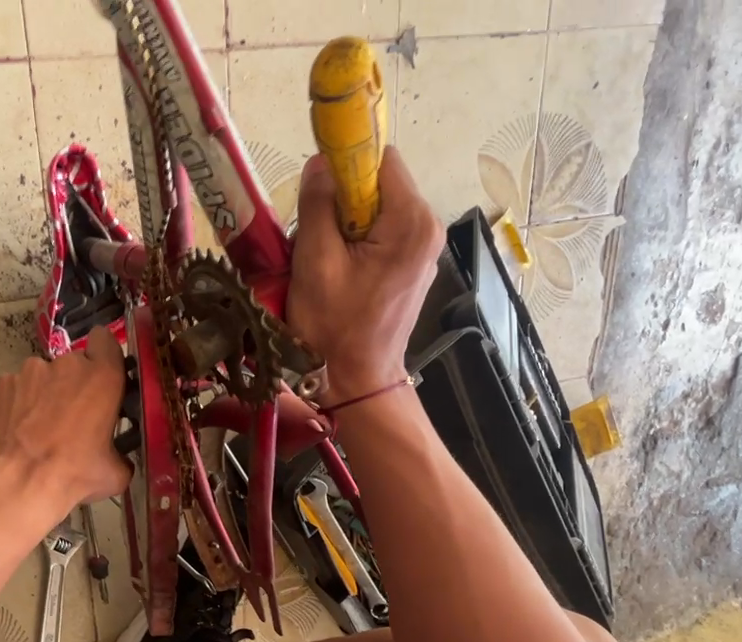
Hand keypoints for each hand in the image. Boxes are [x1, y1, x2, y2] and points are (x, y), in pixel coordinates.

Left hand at [0, 325, 132, 509]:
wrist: (19, 483)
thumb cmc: (74, 475)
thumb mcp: (115, 473)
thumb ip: (121, 453)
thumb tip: (118, 459)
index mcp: (102, 378)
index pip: (106, 341)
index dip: (103, 356)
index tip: (102, 376)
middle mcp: (67, 364)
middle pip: (74, 364)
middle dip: (74, 385)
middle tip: (72, 418)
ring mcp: (30, 371)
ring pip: (44, 376)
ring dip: (46, 394)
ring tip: (40, 428)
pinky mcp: (3, 384)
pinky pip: (18, 388)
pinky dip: (20, 403)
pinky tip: (19, 430)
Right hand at [288, 146, 446, 404]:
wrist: (356, 382)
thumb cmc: (334, 328)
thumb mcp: (315, 262)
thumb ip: (318, 205)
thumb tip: (320, 163)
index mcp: (411, 222)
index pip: (380, 159)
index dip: (344, 167)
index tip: (316, 195)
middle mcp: (426, 229)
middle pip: (377, 186)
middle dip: (340, 204)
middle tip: (314, 242)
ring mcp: (421, 250)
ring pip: (374, 212)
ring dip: (342, 227)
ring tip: (323, 264)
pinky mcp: (409, 268)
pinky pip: (378, 236)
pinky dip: (353, 246)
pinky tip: (336, 275)